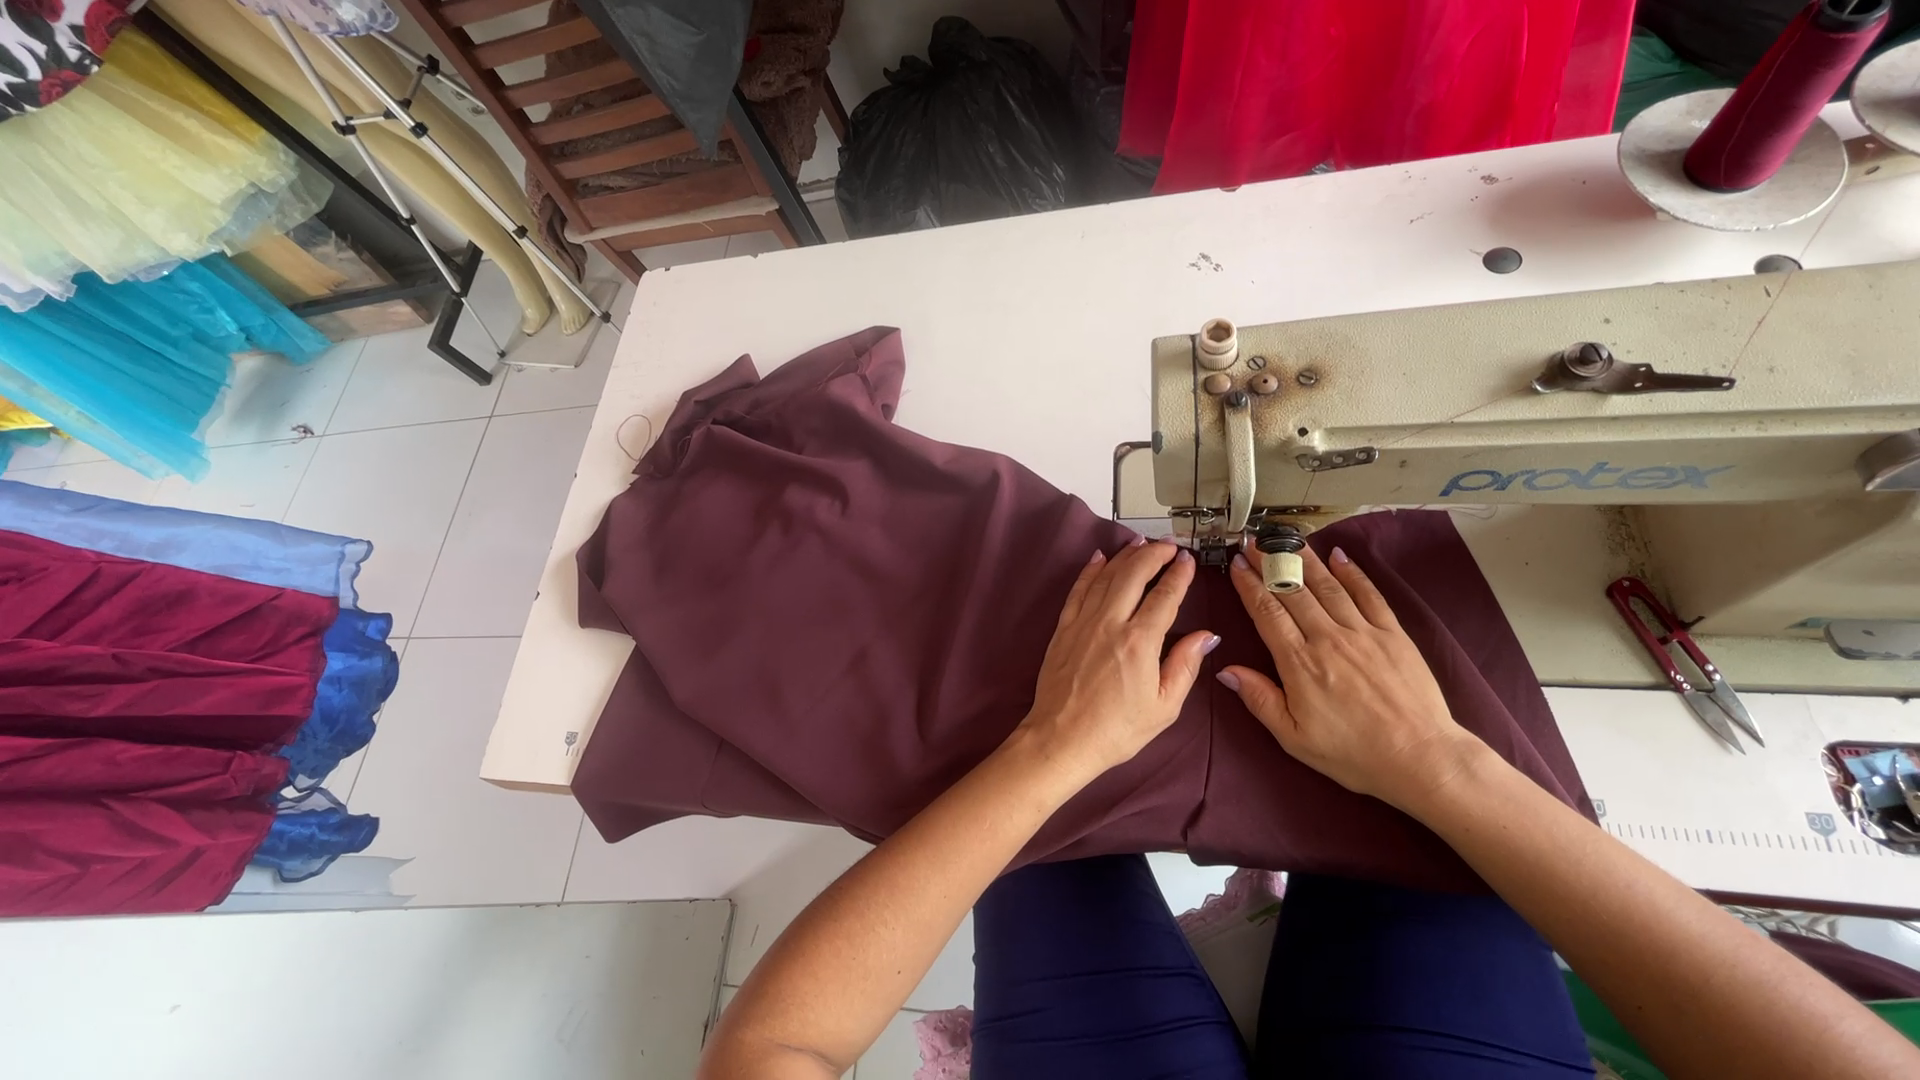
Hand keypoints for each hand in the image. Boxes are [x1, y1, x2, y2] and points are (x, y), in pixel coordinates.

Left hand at [1015, 539, 1218, 780]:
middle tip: (1168, 545)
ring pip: (1105, 577)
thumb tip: (1206, 637)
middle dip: (1153, 554)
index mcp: (1140, 642)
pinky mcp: (1063, 629)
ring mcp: (1083, 623)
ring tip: (1140, 543)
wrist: (1061, 739)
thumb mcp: (1164, 706)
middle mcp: (1110, 624)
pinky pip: (1078, 590)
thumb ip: (1185, 666)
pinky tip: (1099, 559)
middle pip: (1134, 575)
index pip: (1165, 597)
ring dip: (1125, 557)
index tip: (1188, 560)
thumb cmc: (1116, 730)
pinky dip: (1089, 571)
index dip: (1179, 575)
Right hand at [1216, 542, 1482, 808]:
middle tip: (1253, 541)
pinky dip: (1352, 573)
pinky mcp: (1393, 635)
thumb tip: (1226, 670)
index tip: (1235, 564)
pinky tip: (1338, 556)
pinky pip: (1369, 595)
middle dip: (1269, 563)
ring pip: (1327, 586)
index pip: (1267, 612)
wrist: (1420, 758)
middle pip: (1292, 591)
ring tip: (1286, 538)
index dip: (1249, 585)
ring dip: (1304, 559)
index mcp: (1299, 664)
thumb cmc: (1353, 754)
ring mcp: (1363, 633)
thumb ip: (1259, 699)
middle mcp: (1328, 639)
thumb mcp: (1293, 738)